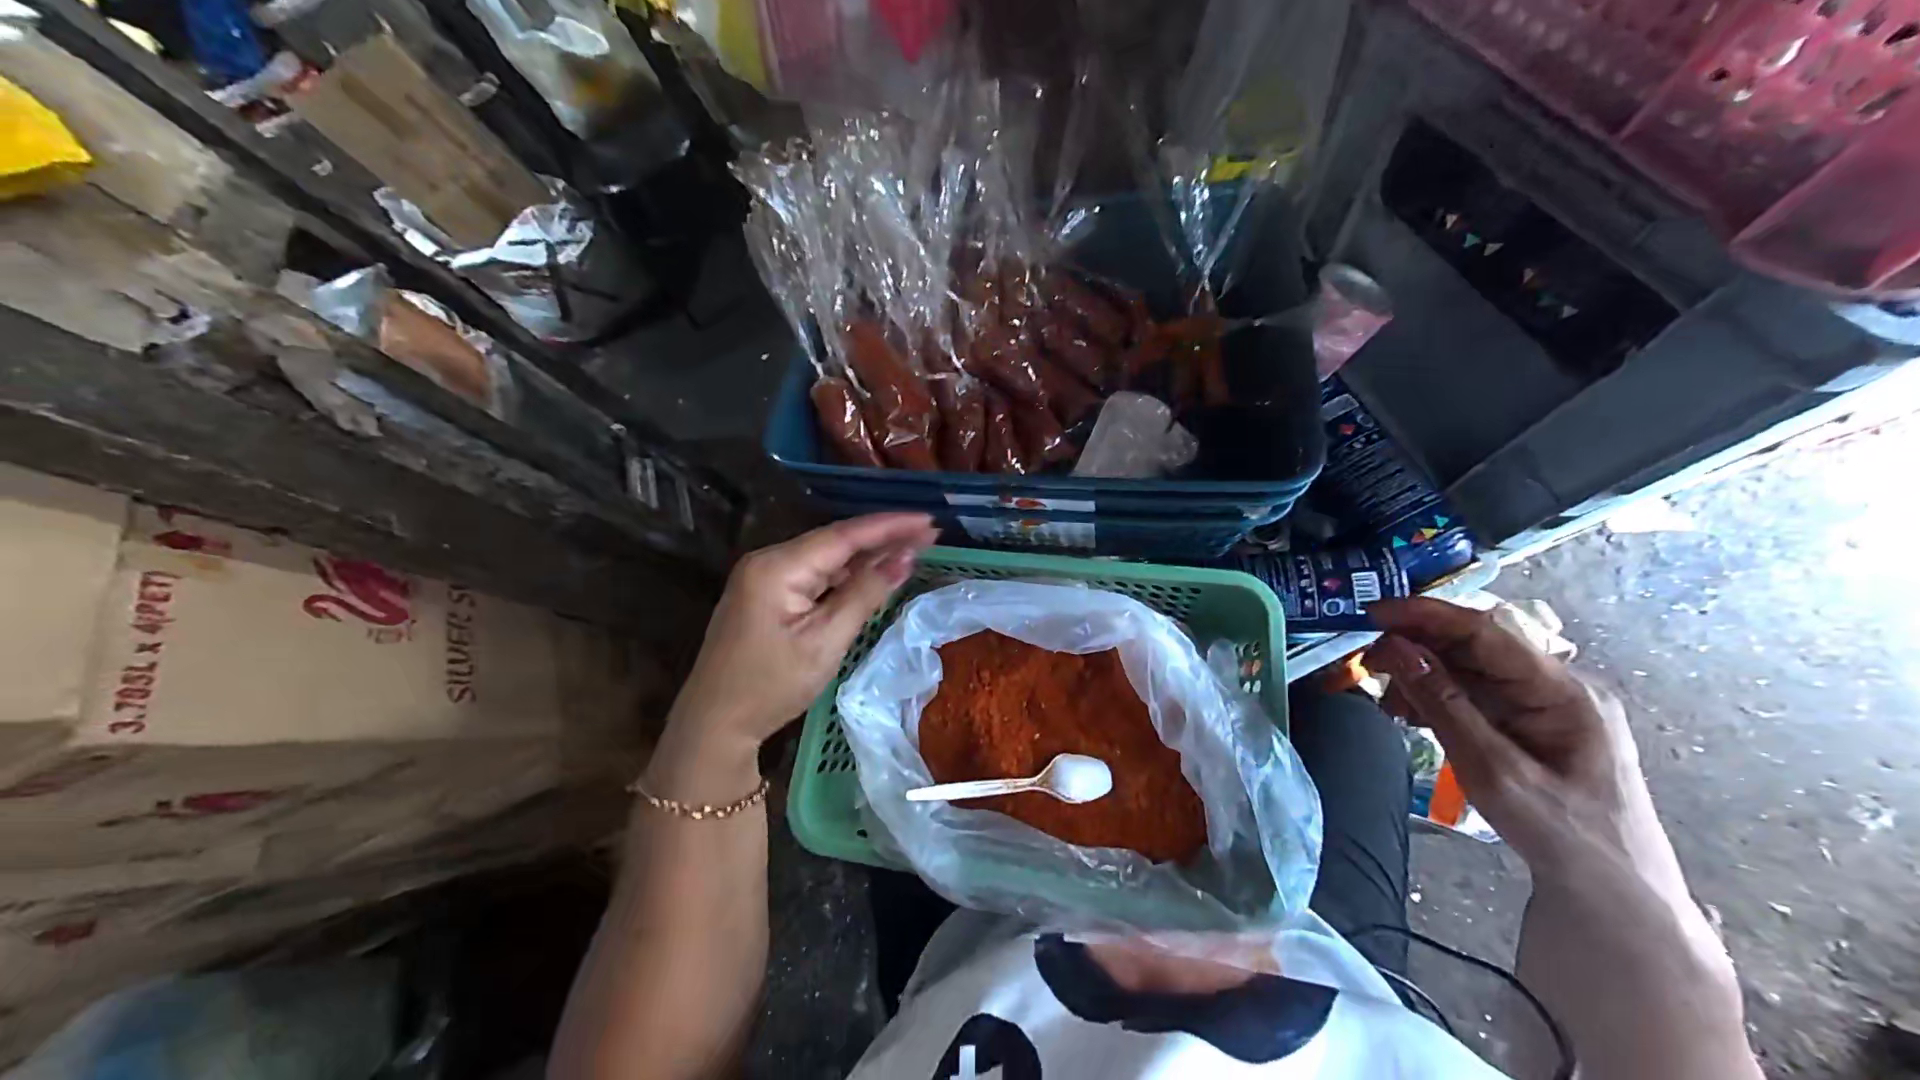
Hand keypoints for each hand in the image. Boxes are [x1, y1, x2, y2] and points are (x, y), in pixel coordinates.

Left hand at [661, 514, 939, 767]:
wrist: (715, 723)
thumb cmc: (770, 686)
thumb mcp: (825, 641)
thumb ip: (865, 594)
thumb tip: (906, 558)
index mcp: (778, 566)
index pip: (844, 536)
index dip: (889, 526)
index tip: (928, 520)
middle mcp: (768, 560)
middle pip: (835, 542)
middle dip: (882, 537)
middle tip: (928, 533)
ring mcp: (764, 577)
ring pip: (826, 558)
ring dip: (866, 556)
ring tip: (911, 549)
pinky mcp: (767, 595)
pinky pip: (814, 575)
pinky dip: (845, 575)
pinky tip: (872, 573)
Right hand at [1365, 598, 1687, 898]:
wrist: (1614, 896)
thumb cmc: (1562, 835)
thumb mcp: (1494, 770)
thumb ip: (1443, 704)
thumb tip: (1396, 648)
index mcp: (1564, 691)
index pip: (1486, 631)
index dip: (1425, 615)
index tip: (1372, 613)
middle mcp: (1556, 687)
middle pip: (1474, 645)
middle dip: (1415, 645)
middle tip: (1367, 660)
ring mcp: (1543, 705)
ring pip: (1468, 668)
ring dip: (1420, 673)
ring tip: (1386, 699)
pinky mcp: (1528, 723)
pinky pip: (1472, 693)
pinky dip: (1433, 696)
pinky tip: (1407, 712)